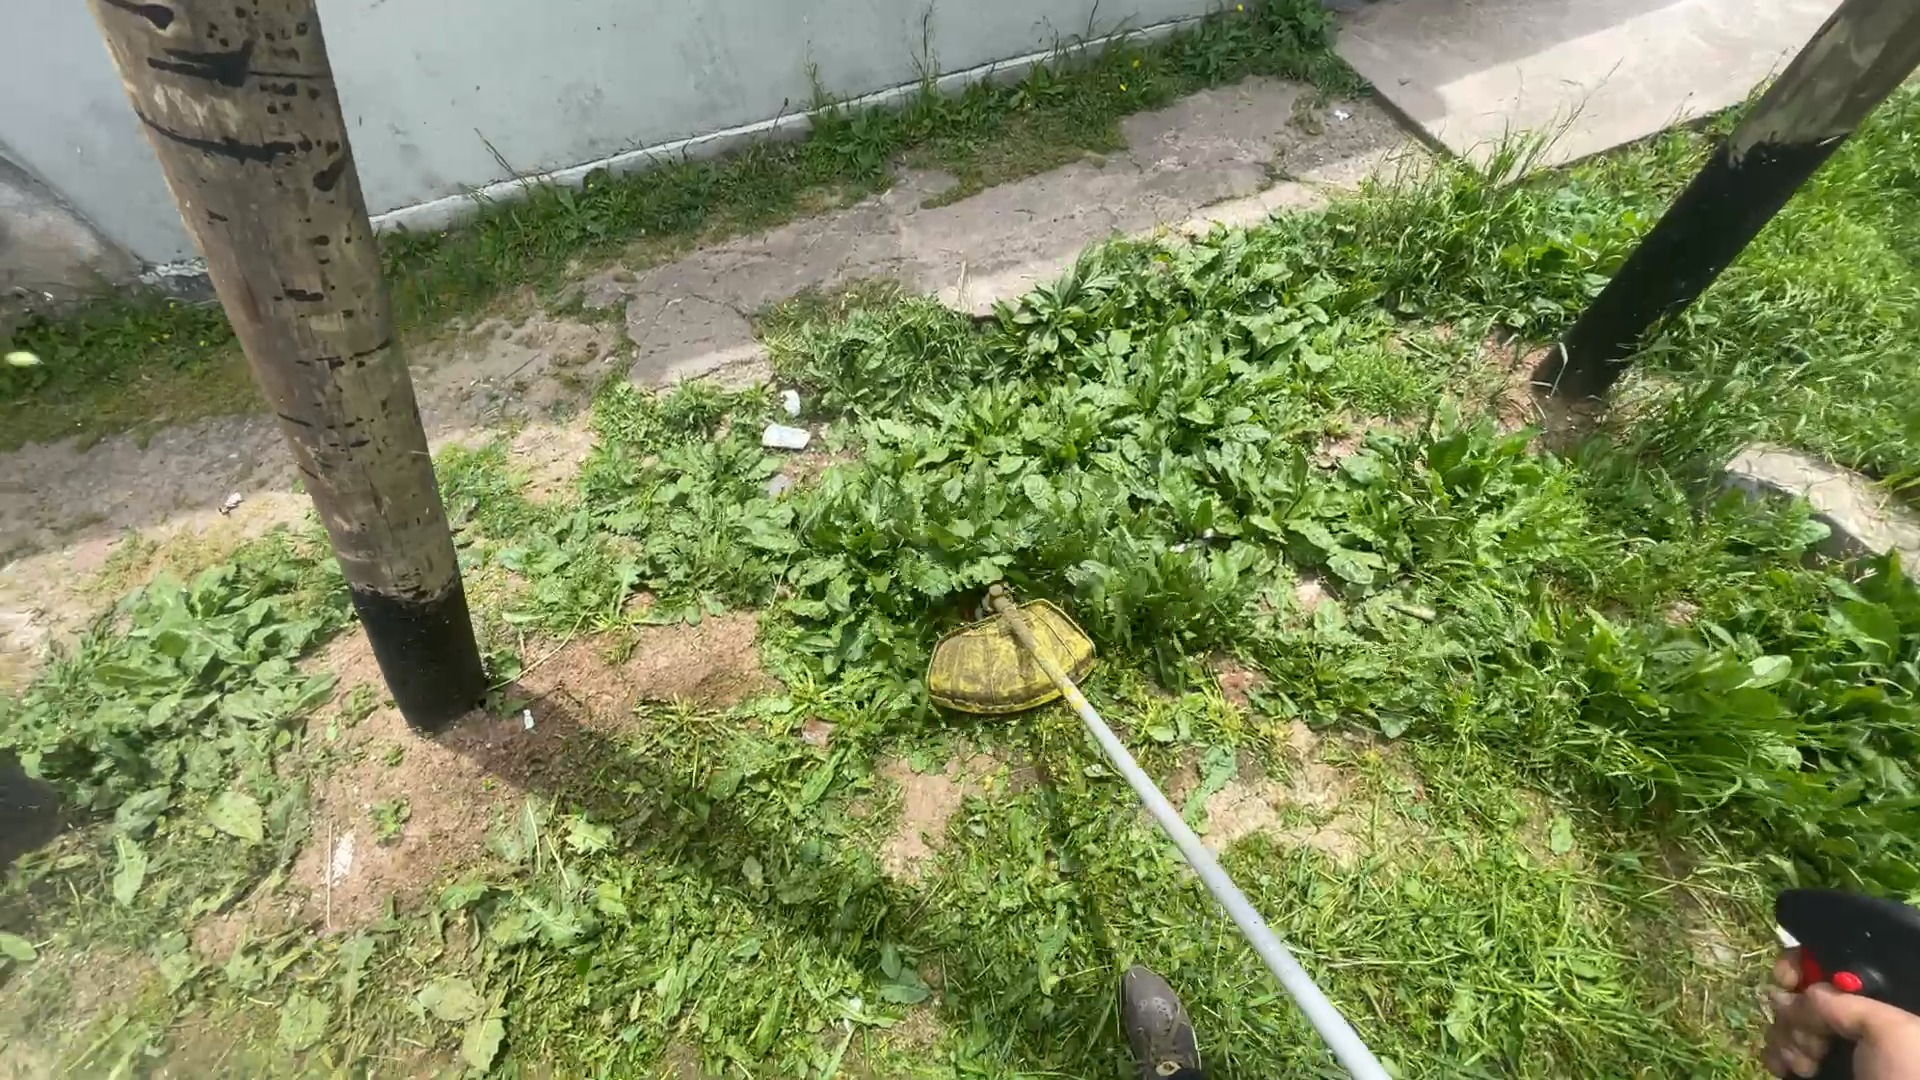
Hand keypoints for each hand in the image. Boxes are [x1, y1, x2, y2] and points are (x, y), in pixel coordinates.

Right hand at [1766, 949, 1919, 1077]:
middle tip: (1810, 1042)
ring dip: (1784, 1037)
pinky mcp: (1825, 1070)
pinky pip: (1785, 1048)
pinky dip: (1776, 1054)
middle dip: (1793, 1012)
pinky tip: (1783, 1066)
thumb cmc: (1913, 1078)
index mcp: (1889, 1009)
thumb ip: (1839, 1000)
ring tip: (1800, 1064)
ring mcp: (1844, 1051)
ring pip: (1790, 1022)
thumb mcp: (1891, 1032)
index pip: (1835, 967)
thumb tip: (1789, 996)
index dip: (1803, 965)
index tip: (1787, 981)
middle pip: (1805, 995)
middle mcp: (1865, 1026)